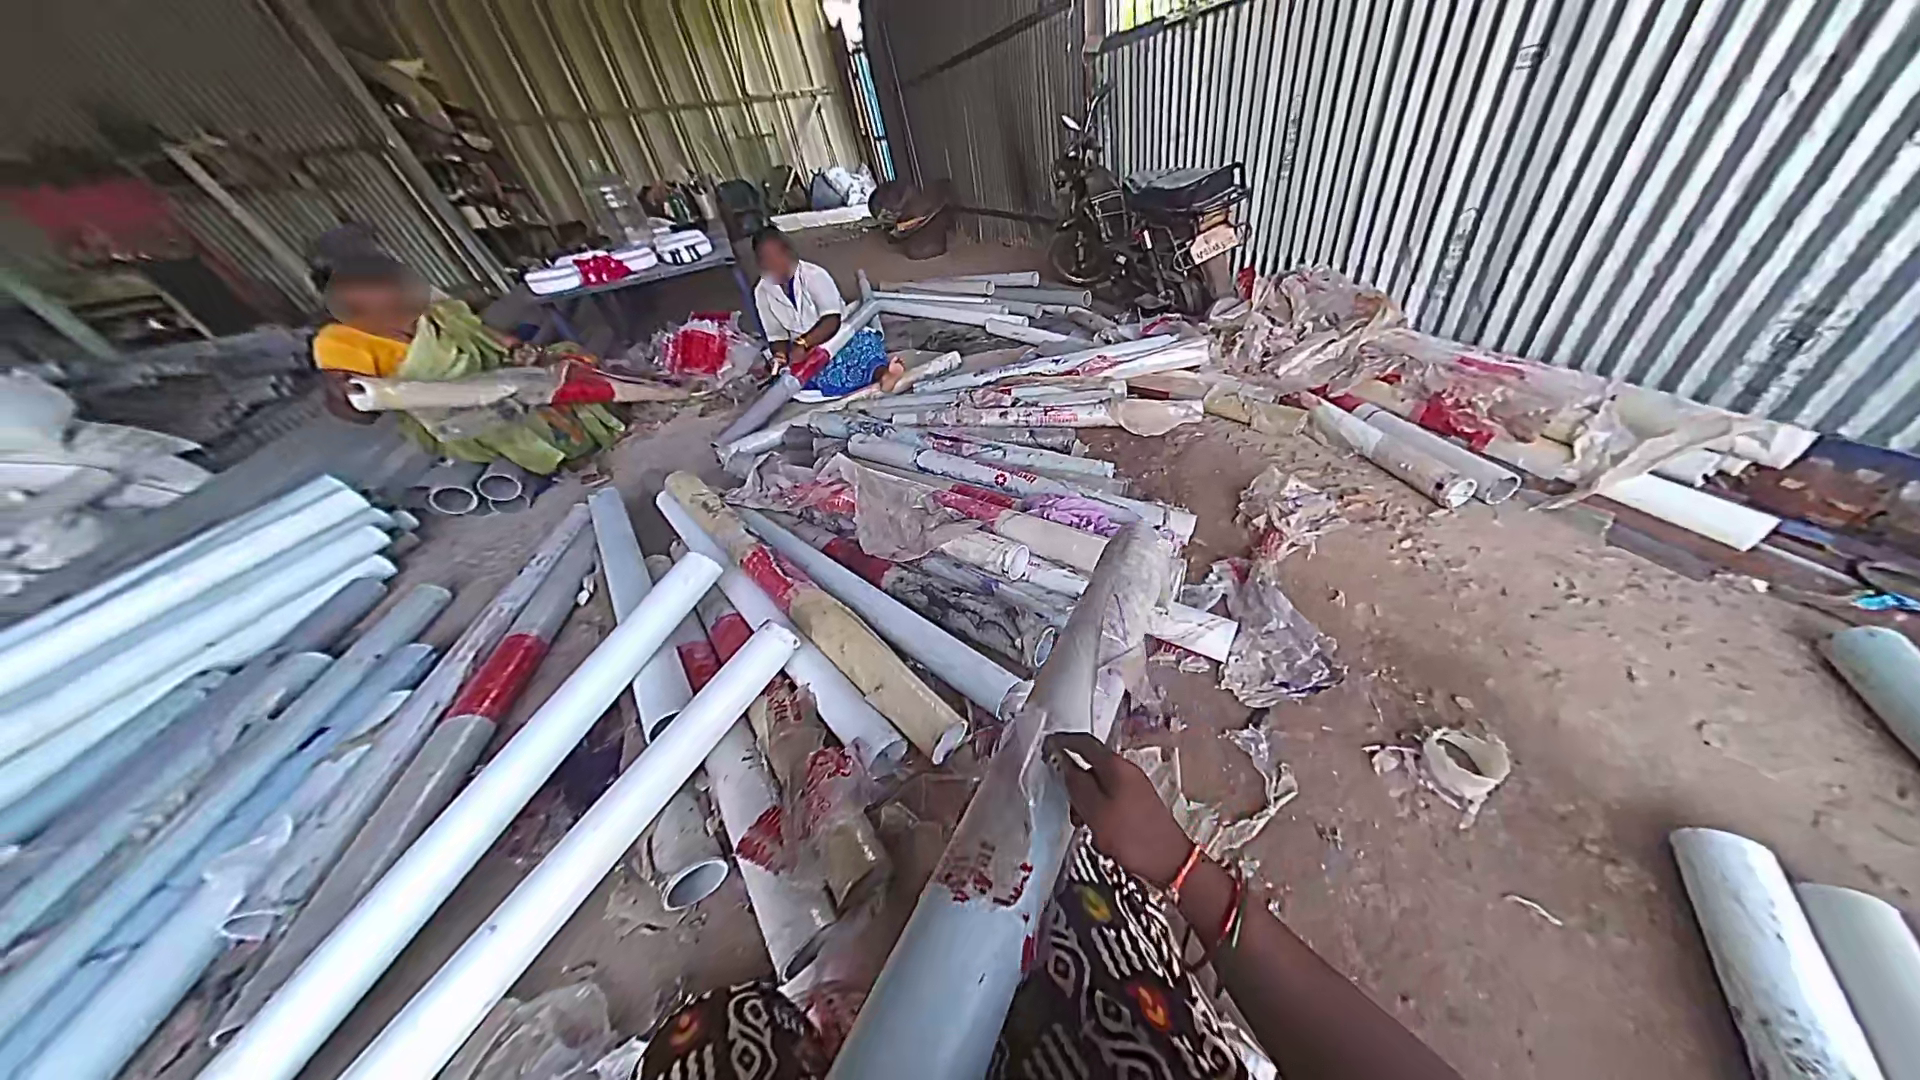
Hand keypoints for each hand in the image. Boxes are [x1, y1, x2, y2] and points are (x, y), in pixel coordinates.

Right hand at [1045, 732, 1194, 886]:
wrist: (1171, 862)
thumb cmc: (1130, 836)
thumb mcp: (1094, 810)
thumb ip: (1075, 783)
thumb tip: (1061, 762)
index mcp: (1115, 765)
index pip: (1083, 742)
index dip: (1062, 741)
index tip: (1045, 746)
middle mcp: (1126, 769)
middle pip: (1091, 763)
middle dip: (1073, 780)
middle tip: (1065, 800)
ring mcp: (1134, 784)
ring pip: (1099, 782)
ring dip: (1085, 797)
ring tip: (1082, 821)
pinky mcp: (1138, 800)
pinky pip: (1109, 795)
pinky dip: (1097, 806)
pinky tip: (1098, 828)